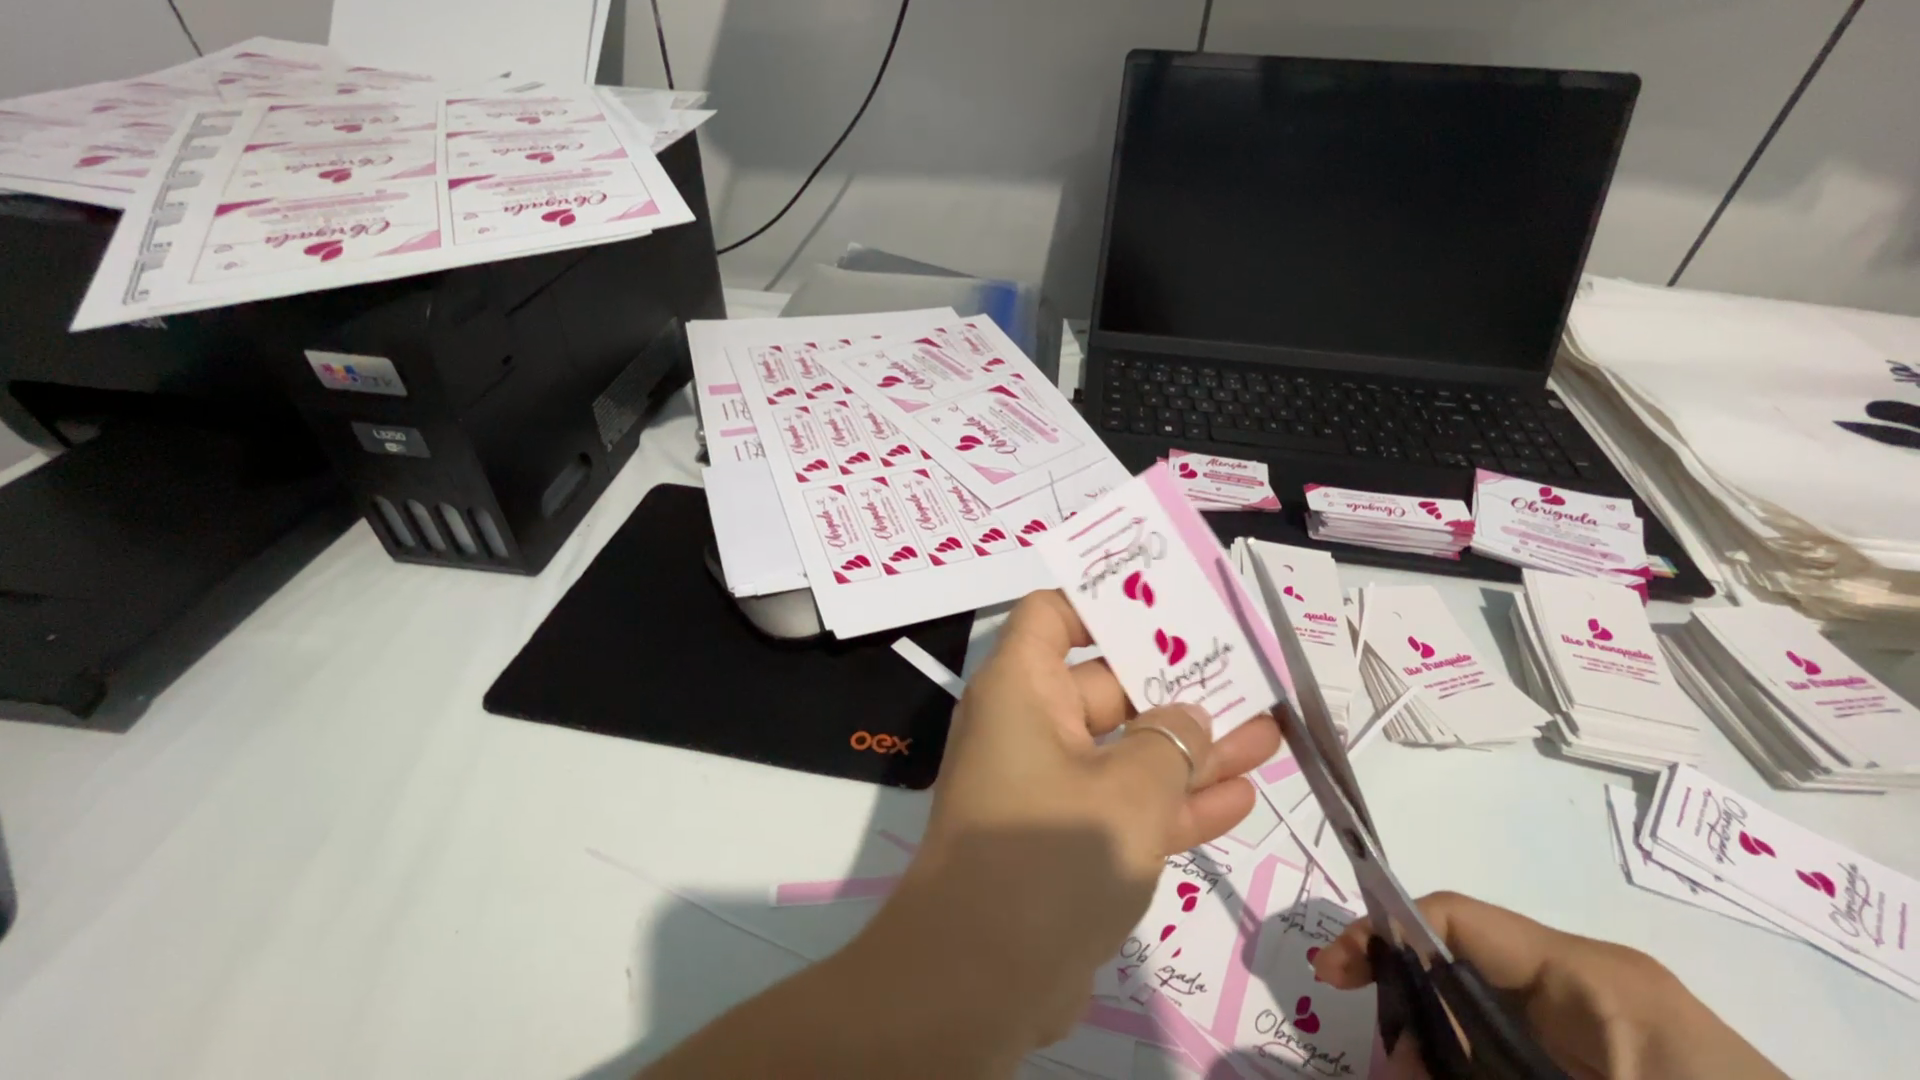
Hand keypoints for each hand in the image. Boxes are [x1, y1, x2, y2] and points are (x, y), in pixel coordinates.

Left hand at [848, 590, 1282, 1056]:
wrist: (981, 980)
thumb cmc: (1051, 853)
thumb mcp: (1130, 789)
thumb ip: (1173, 744)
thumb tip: (1190, 720)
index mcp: (1023, 689)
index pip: (1054, 615)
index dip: (1105, 602)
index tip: (1168, 603)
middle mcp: (1029, 728)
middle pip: (1106, 683)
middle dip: (1176, 684)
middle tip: (1245, 671)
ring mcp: (1047, 789)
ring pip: (1126, 751)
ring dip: (1192, 748)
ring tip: (1268, 732)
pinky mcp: (1064, 844)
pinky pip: (1124, 806)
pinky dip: (1175, 803)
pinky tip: (1242, 797)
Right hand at [1310, 892, 1786, 1079]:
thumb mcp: (1557, 1076)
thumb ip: (1477, 1061)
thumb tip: (1397, 1060)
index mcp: (1583, 969)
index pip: (1455, 916)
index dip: (1381, 932)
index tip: (1332, 973)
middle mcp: (1591, 971)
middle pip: (1463, 957)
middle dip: (1406, 994)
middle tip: (1378, 1048)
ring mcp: (1610, 1007)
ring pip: (1490, 997)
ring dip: (1443, 1032)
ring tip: (1415, 1066)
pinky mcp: (1619, 1042)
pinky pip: (1525, 1026)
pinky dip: (1482, 1046)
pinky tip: (1463, 1068)